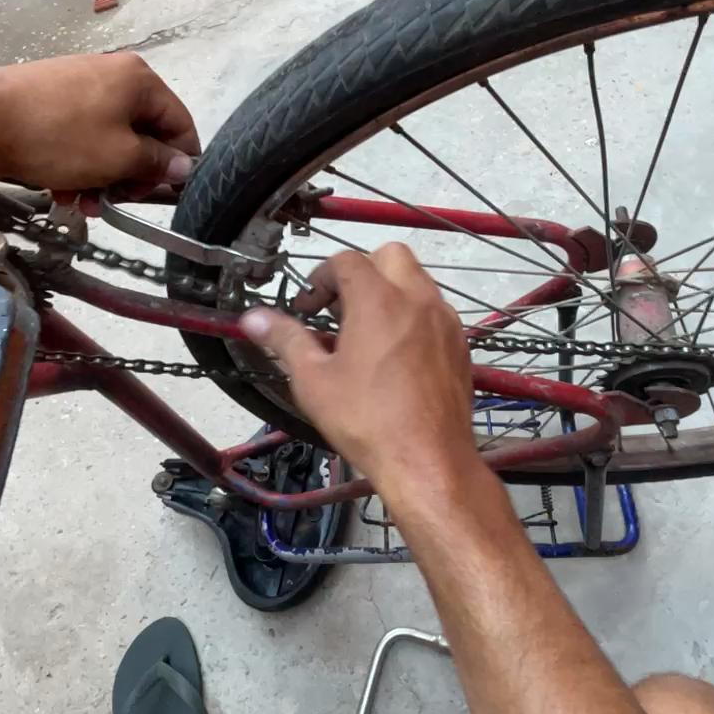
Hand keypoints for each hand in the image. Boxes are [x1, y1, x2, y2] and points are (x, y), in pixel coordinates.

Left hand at [0, 52, 199, 191]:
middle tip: (118, 201)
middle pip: (144, 133)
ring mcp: (80, 82)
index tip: (163, 194)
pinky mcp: (51, 95)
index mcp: (140, 80)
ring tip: (83, 204)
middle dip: (133, 174)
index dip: (179, 164)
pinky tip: (62, 189)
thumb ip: (159, 163)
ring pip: (110, 138)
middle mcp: (114, 73)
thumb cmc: (60, 137)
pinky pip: (81, 133)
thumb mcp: (120, 157)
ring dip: (104, 176)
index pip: (180, 125)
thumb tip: (184, 167)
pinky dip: (79, 163)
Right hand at [240, 245, 480, 496]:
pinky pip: (435, 309)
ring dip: (390, 290)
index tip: (308, 308)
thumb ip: (285, 339)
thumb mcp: (313, 379)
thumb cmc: (366, 420)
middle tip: (340, 309)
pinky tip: (397, 352)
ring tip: (366, 332)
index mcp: (377, 299)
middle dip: (362, 271)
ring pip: (417, 279)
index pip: (346, 260)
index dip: (321, 277)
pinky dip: (413, 314)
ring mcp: (444, 319)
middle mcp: (416, 298)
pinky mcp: (460, 342)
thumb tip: (253, 318)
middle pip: (390, 255)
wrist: (427, 458)